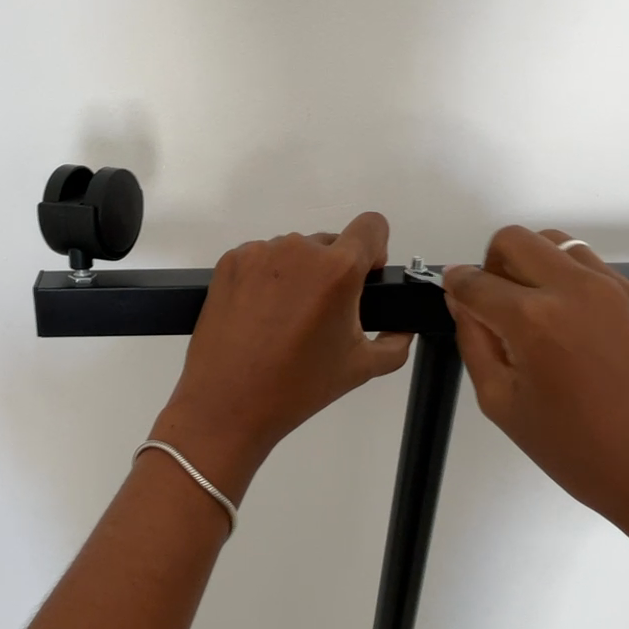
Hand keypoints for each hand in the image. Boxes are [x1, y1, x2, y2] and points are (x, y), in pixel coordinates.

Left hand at [151, 213, 412, 500]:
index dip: (375, 251)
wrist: (226, 403)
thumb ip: (395, 342)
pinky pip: (261, 260)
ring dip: (298, 276)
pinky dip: (266, 280)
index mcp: (338, 270)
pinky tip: (260, 316)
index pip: (373, 226)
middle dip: (333, 272)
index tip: (364, 278)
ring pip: (294, 253)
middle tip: (320, 316)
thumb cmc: (296, 387)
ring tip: (285, 320)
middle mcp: (298, 250)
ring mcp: (259, 253)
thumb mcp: (361, 369)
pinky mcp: (229, 262)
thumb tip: (402, 328)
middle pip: (331, 243)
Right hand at [444, 226, 628, 585]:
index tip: (454, 294)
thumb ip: (476, 346)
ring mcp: (617, 290)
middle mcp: (576, 290)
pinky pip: (596, 269)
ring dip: (534, 265)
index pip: (475, 281)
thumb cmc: (591, 454)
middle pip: (514, 240)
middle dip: (492, 264)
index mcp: (534, 320)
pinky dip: (572, 283)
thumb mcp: (505, 407)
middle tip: (492, 302)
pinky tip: (575, 332)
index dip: (456, 287)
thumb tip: (465, 308)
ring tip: (536, 315)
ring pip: (559, 244)